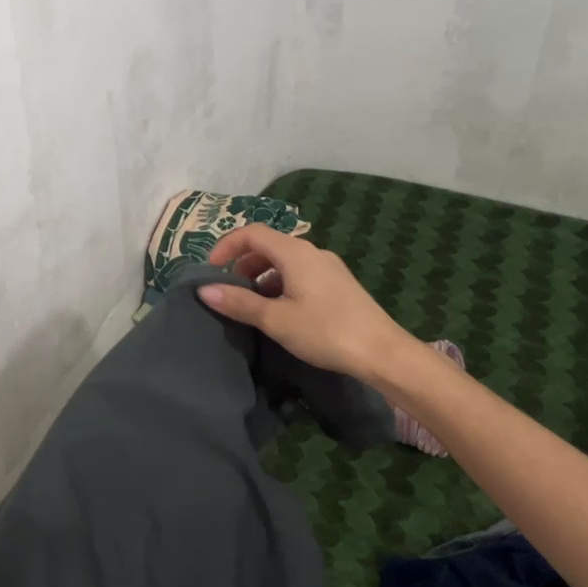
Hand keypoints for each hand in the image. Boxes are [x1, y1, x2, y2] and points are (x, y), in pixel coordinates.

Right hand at [197, 224, 416, 382]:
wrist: (383, 353)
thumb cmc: (326, 331)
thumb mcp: (276, 319)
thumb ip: (239, 302)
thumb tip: (204, 289)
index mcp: (295, 253)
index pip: (251, 233)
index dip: (226, 246)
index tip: (211, 270)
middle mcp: (312, 252)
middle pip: (268, 245)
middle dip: (242, 263)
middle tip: (228, 290)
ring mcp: (328, 267)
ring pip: (284, 261)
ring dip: (261, 276)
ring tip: (251, 304)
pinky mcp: (338, 284)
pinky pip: (300, 273)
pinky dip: (280, 284)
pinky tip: (280, 311)